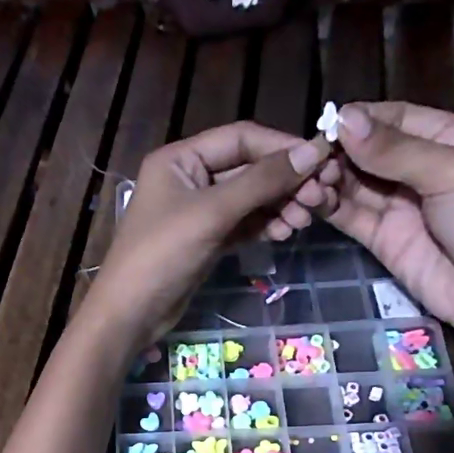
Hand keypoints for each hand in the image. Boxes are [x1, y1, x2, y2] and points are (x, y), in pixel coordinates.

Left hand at [85, 121, 336, 351]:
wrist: (131, 314)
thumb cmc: (163, 255)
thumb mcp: (213, 213)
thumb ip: (262, 181)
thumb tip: (313, 150)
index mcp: (181, 158)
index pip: (242, 138)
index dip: (283, 147)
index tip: (322, 161)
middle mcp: (190, 178)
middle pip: (249, 169)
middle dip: (286, 182)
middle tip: (321, 198)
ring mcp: (199, 211)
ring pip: (250, 199)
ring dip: (280, 206)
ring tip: (305, 221)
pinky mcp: (206, 240)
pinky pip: (244, 224)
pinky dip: (266, 226)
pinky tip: (286, 233)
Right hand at [327, 102, 453, 390]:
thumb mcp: (453, 170)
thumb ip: (395, 150)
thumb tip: (343, 118)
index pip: (398, 118)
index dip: (361, 120)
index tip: (324, 123)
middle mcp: (427, 169)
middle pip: (372, 152)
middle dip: (340, 152)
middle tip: (306, 157)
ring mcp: (405, 208)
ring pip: (358, 185)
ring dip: (331, 180)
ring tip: (304, 179)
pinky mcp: (387, 243)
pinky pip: (354, 218)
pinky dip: (332, 207)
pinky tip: (310, 198)